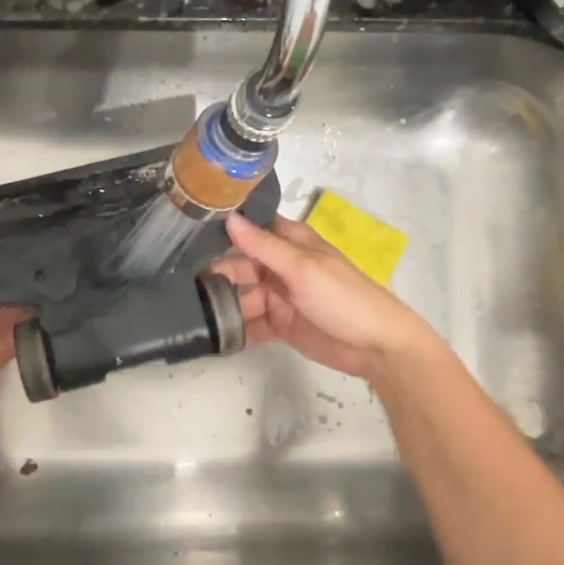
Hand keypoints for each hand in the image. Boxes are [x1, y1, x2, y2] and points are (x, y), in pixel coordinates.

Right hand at [210, 212, 452, 385]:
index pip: (251, 230)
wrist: (377, 347)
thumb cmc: (343, 297)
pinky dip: (236, 327)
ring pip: (243, 294)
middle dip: (218, 272)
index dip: (224, 231)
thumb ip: (263, 246)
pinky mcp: (281, 324)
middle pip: (241, 264)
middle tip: (187, 284)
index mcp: (291, 243)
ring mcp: (281, 296)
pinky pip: (252, 323)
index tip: (188, 235)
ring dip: (223, 302)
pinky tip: (213, 332)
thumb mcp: (302, 268)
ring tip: (194, 311)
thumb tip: (228, 217)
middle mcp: (282, 266)